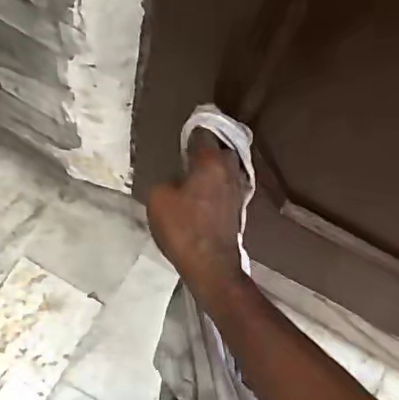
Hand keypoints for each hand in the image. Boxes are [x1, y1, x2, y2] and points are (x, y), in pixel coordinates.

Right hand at [147, 130, 247, 298]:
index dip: (191, 134)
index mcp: (211, 162)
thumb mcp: (158, 199)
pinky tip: (205, 196)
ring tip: (196, 176)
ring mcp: (239, 191)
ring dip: (215, 171)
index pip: (203, 135)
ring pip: (227, 170)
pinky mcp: (239, 210)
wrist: (211, 265)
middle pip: (221, 151)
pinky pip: (228, 189)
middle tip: (189, 156)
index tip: (182, 137)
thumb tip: (177, 180)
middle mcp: (230, 171)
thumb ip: (167, 180)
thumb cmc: (184, 229)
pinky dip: (218, 188)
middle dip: (208, 151)